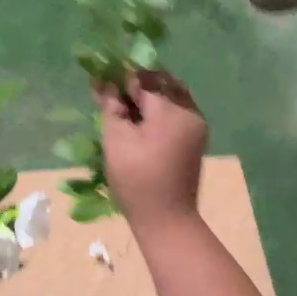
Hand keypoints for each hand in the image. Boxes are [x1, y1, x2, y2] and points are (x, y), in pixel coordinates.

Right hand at [98, 71, 207, 232]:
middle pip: (162, 82)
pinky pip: (178, 109)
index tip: (99, 78)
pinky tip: (141, 116)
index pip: (143, 80)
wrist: (166, 219)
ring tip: (124, 103)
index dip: (120, 76)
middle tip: (111, 90)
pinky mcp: (196, 137)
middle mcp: (190, 111)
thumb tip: (107, 83)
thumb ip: (112, 107)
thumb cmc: (137, 181)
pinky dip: (159, 106)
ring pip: (172, 93)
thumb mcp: (116, 141)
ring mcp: (197, 123)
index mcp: (171, 110)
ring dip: (149, 92)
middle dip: (136, 81)